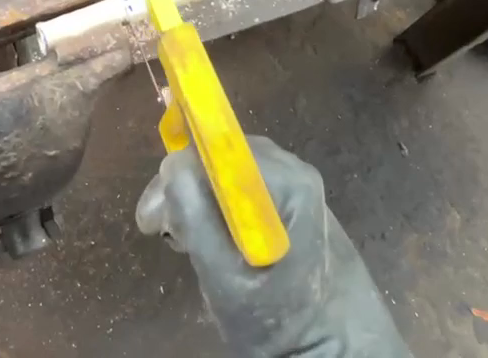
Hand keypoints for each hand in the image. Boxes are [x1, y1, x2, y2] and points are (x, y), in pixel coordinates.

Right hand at [137, 137, 410, 357]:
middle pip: (218, 156)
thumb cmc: (280, 320)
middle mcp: (293, 169)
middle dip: (181, 189)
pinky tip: (205, 238)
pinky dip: (213, 206)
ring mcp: (293, 182)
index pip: (216, 150)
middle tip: (158, 230)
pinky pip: (237, 185)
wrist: (334, 352)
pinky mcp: (288, 198)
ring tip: (181, 240)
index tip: (153, 215)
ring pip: (223, 170)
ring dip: (193, 198)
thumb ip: (197, 215)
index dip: (177, 174)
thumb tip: (171, 164)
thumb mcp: (226, 276)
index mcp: (288, 181)